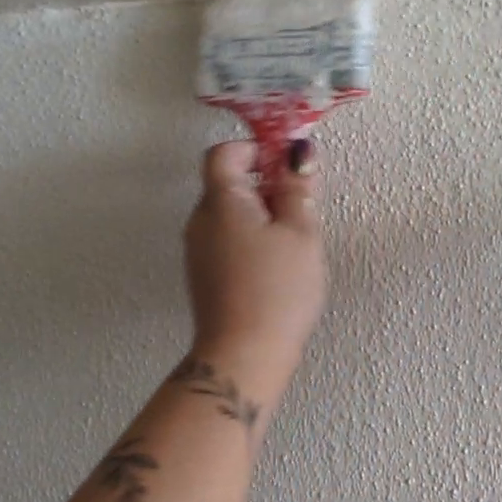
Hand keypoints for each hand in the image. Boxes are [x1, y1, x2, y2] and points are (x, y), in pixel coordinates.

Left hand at [182, 140, 325, 399]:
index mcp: (221, 200)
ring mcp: (199, 250)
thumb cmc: (277, 290)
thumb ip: (299, 188)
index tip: (289, 164)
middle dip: (266, 185)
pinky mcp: (205, 276)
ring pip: (230, 215)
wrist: (245, 352)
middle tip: (302, 206)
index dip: (257, 149)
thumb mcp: (301, 232)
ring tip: (294, 242)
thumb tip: (299, 153)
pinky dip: (252, 241)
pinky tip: (278, 267)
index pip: (225, 152)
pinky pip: (228, 241)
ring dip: (261, 215)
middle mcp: (201, 220)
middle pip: (228, 184)